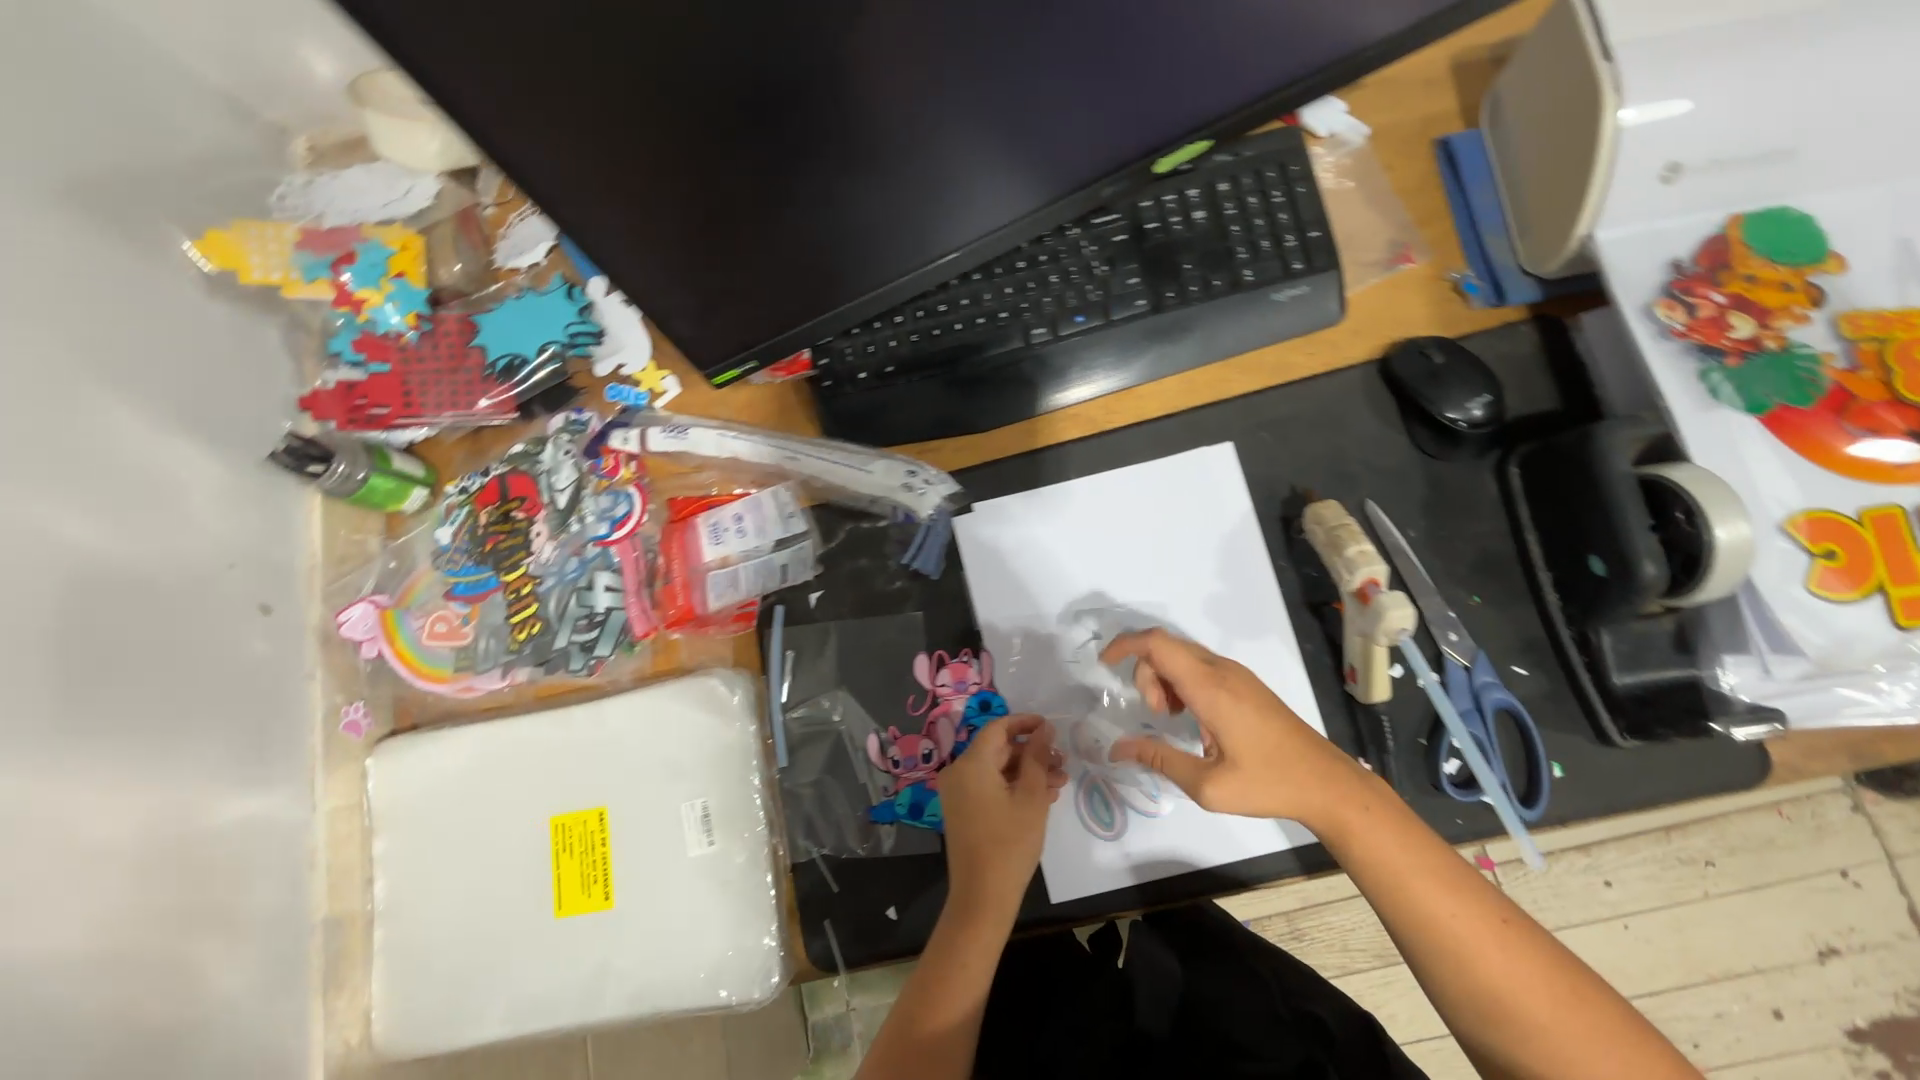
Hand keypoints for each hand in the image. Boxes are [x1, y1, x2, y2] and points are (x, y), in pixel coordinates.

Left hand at [939, 715, 1066, 916]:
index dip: (1025, 723)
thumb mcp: (1031, 797)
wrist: (983, 895)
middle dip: (1032, 753)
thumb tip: (1044, 728)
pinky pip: (990, 786)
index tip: (1052, 727)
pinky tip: (1044, 797)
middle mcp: (959, 772)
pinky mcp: (964, 810)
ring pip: (997, 769)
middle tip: (1063, 763)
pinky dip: (1014, 786)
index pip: (998, 728)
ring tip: (1060, 783)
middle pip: (998, 749)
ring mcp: (959, 793)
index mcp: (971, 764)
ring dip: (1028, 771)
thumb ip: (1038, 758)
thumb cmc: (1010, 843)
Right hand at [1102, 629, 1369, 826]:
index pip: (1158, 644)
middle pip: (1165, 646)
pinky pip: (1200, 667)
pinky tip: (1192, 719)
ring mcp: (1237, 674)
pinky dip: (1182, 683)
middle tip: (1156, 716)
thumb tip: (1117, 748)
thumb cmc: (1268, 784)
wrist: (1326, 783)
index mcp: (1210, 688)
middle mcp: (1222, 670)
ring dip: (1164, 679)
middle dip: (1145, 673)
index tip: (1104, 665)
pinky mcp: (1245, 684)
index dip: (1125, 645)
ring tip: (1174, 721)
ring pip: (1182, 656)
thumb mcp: (1206, 784)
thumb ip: (1159, 760)